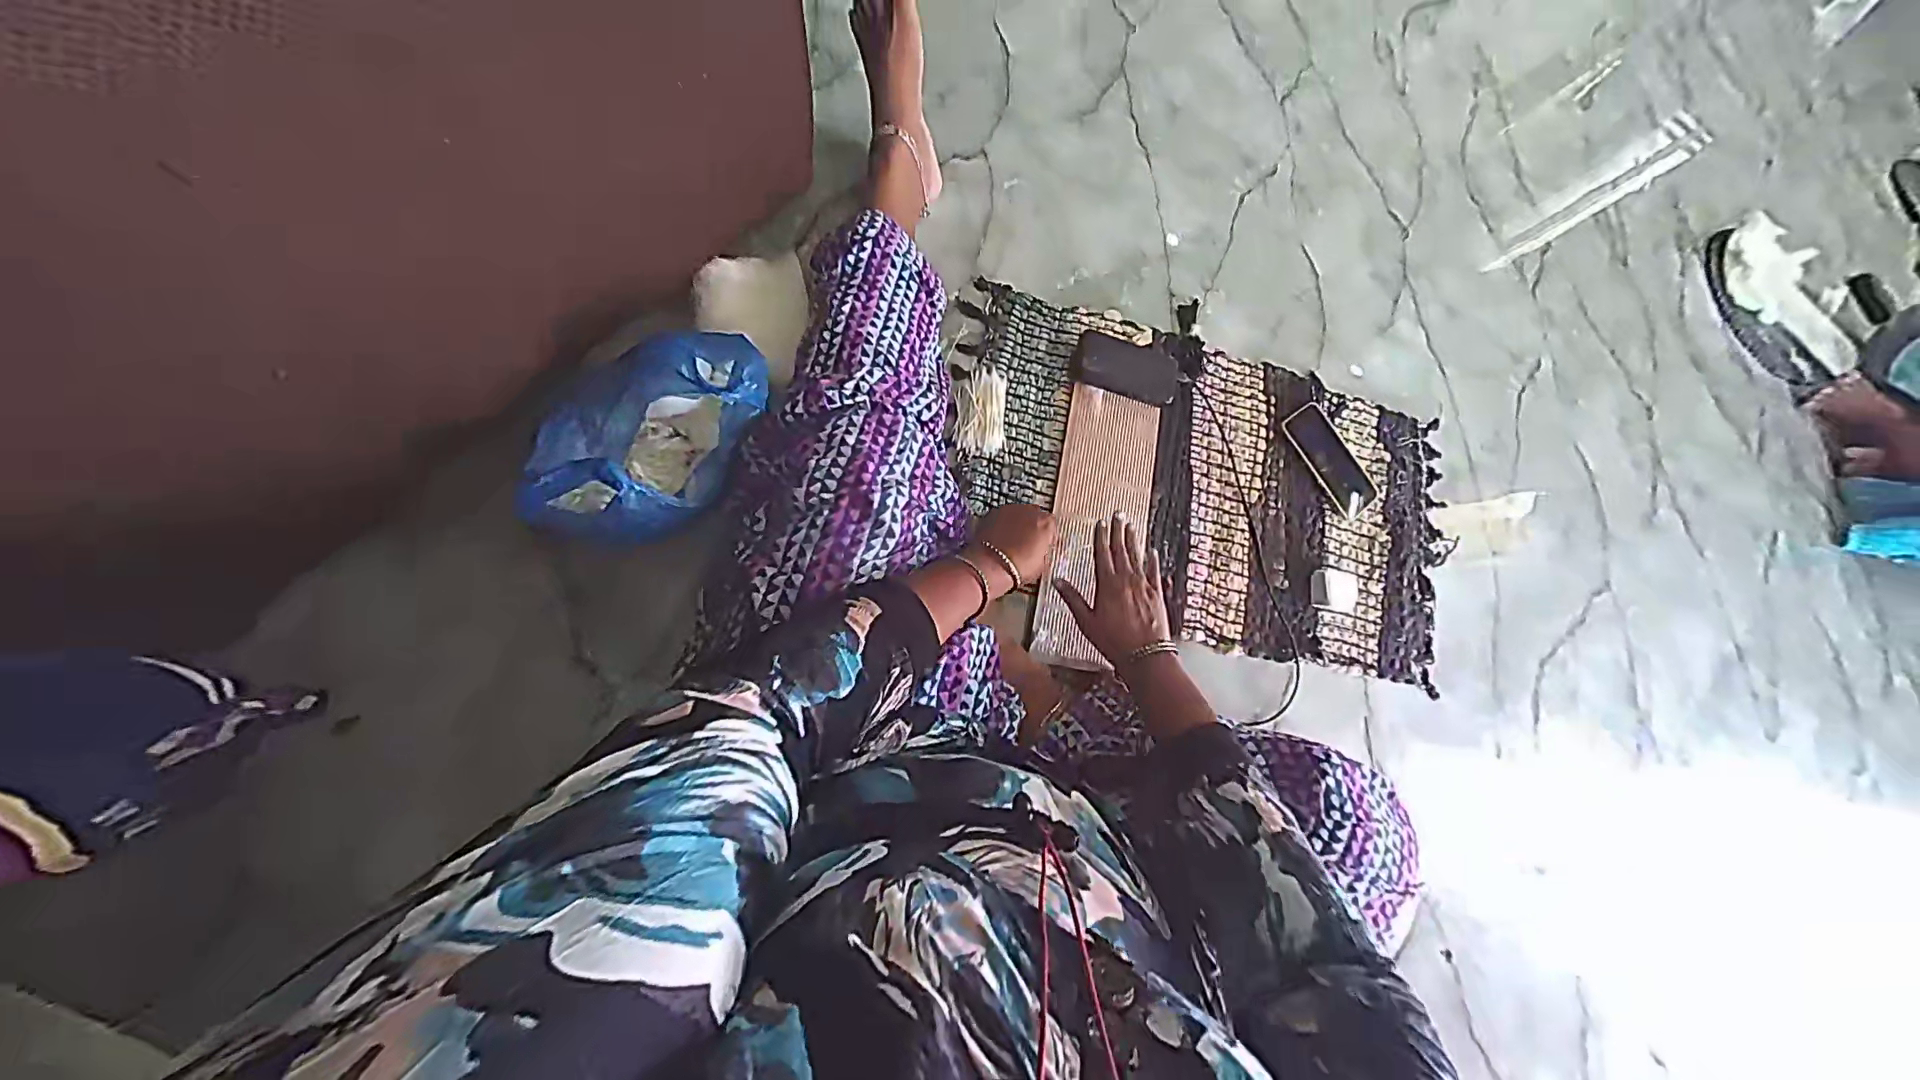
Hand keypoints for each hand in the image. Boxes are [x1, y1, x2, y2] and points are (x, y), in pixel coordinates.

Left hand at [969, 504, 1056, 591]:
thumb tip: (1041, 550)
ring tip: (1011, 541)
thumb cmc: (1019, 567)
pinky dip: (1001, 525)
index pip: (1052, 526)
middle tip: (1027, 542)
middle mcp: (1029, 510)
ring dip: (1016, 524)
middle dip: (1032, 527)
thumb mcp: (1042, 564)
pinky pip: (1001, 517)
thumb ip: (1044, 550)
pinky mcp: (992, 513)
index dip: (1047, 537)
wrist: (991, 566)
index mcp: (1046, 522)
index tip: (1044, 546)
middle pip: (1034, 516)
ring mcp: (1009, 509)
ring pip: (1017, 514)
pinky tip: (998, 539)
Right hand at [1055, 513, 1170, 667]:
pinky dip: (1152, 560)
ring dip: (1134, 540)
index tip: (1101, 523)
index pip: (1103, 554)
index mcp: (1107, 585)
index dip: (1101, 537)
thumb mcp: (1086, 621)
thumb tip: (1058, 581)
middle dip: (1118, 531)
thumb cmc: (1112, 641)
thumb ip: (1073, 599)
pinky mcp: (1157, 595)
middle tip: (1119, 514)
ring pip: (1137, 557)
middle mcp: (1126, 580)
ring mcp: (1144, 586)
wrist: (1145, 655)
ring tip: (1132, 526)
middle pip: (1121, 550)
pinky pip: (1154, 572)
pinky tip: (1152, 551)